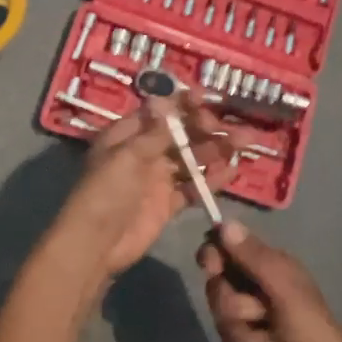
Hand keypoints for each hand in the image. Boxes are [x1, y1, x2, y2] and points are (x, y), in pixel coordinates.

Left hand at [52, 92, 234, 277]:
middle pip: (180, 134)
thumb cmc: (106, 192)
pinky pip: (193, 187)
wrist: (97, 243)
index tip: (208, 98)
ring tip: (244, 143)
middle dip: (207, 128)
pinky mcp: (167, 203)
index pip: (159, 112)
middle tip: (233, 128)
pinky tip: (233, 171)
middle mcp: (143, 152)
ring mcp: (156, 178)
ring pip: (191, 159)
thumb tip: (167, 100)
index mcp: (127, 135)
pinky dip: (211, 180)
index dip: (183, 104)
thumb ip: (154, 132)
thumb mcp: (128, 155)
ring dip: (216, 150)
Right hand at [197, 222, 341, 341]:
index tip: (212, 269)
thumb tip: (224, 223)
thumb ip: (254, 258)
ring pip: (220, 319)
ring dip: (245, 336)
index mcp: (268, 266)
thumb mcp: (285, 291)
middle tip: (262, 316)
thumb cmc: (311, 332)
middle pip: (216, 287)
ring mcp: (248, 318)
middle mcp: (254, 288)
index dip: (213, 257)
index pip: (225, 249)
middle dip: (235, 308)